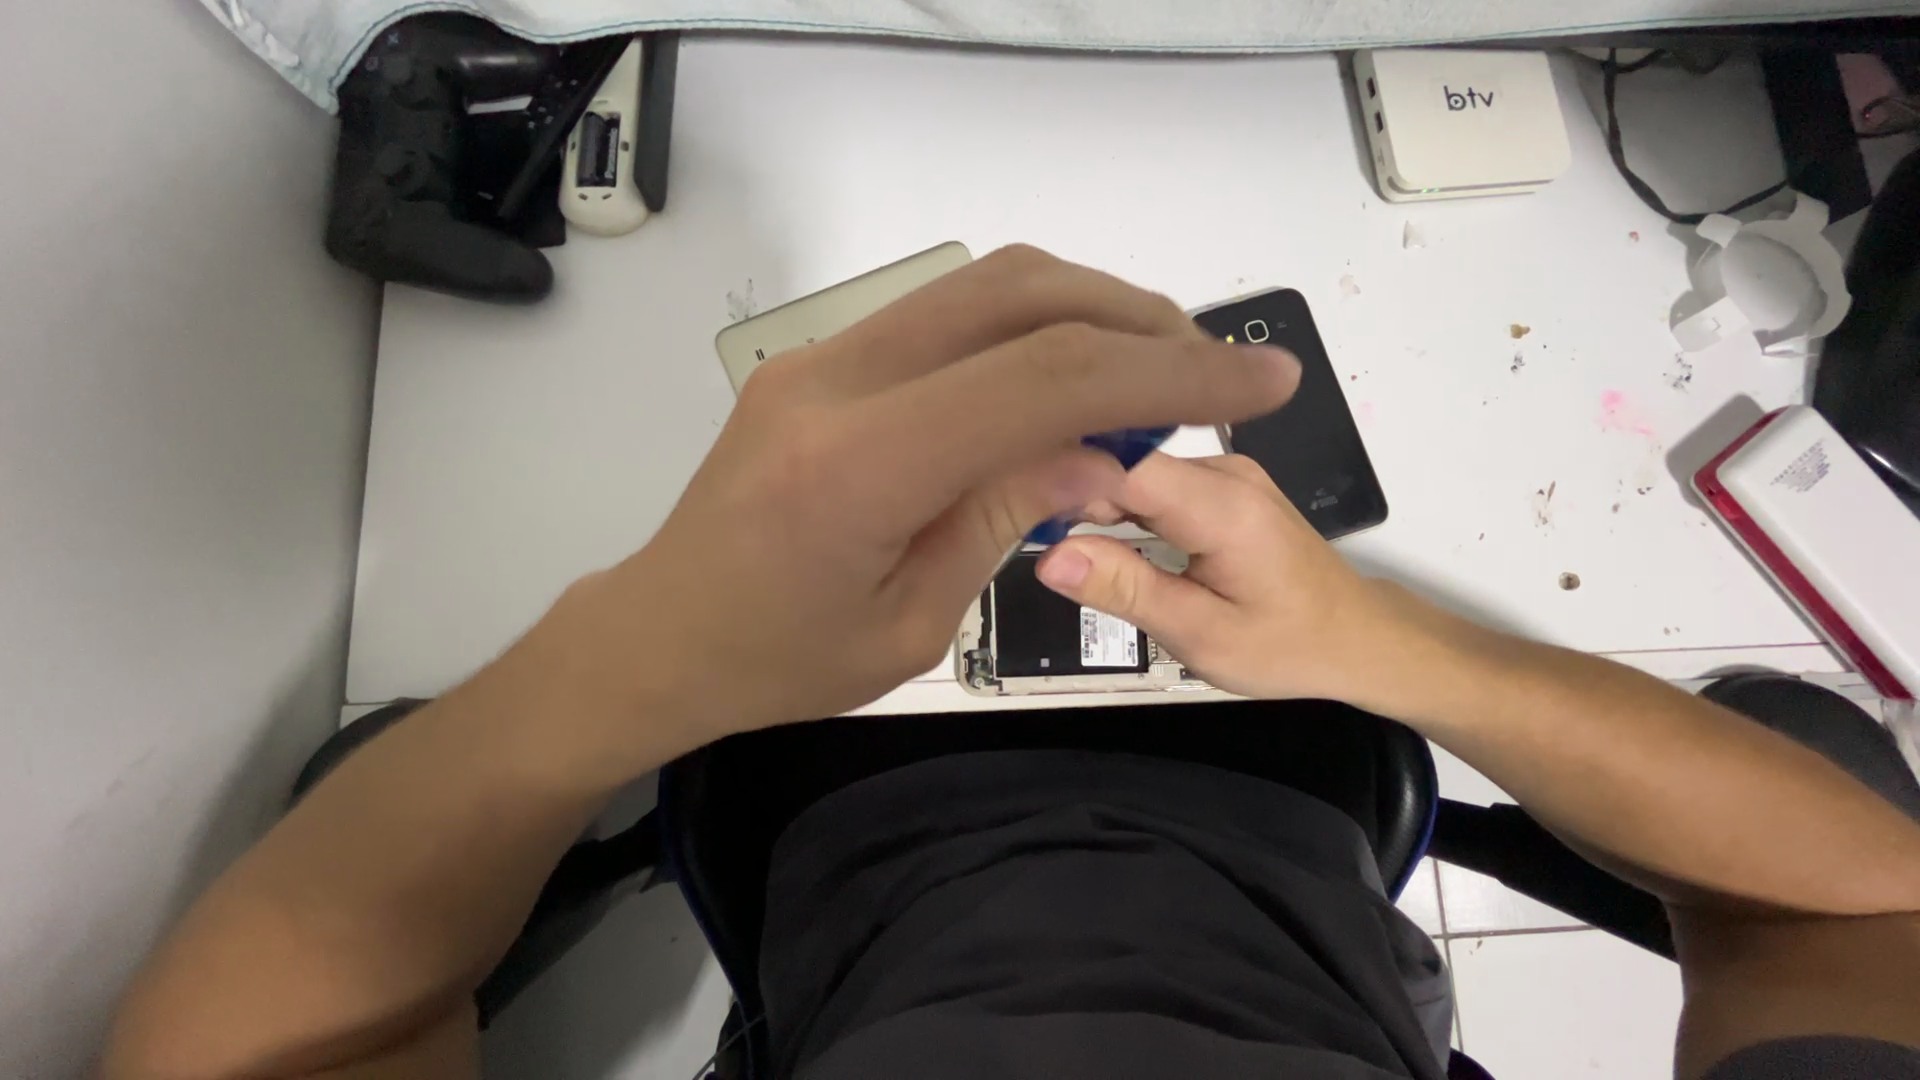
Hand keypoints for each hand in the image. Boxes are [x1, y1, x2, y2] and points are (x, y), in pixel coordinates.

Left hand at [513, 246, 1300, 769]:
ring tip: (1152, 368)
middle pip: (1023, 295)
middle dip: (1138, 323)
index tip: (1259, 380)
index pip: (1047, 379)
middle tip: (1211, 368)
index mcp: (866, 463)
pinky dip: (1027, 328)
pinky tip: (1065, 376)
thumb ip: (1010, 513)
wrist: (665, 633)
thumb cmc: (785, 661)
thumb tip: (1104, 452)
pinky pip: (946, 315)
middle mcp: (841, 377)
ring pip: (985, 286)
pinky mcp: (822, 357)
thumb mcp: (919, 618)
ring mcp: (824, 354)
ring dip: (1087, 311)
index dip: (1168, 373)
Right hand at [1034, 453, 1435, 705]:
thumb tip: (1048, 557)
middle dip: (1066, 488)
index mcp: (1220, 504)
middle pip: (1124, 458)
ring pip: (1134, 468)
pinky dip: (1115, 504)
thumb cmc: (1286, 645)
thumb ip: (1126, 590)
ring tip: (1039, 527)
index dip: (1061, 471)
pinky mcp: (1220, 486)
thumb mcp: (1201, 633)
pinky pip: (1153, 481)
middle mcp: (1222, 469)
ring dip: (1086, 496)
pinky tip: (1086, 528)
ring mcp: (1223, 472)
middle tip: (1014, 525)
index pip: (1122, 462)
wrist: (1359, 638)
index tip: (1008, 498)